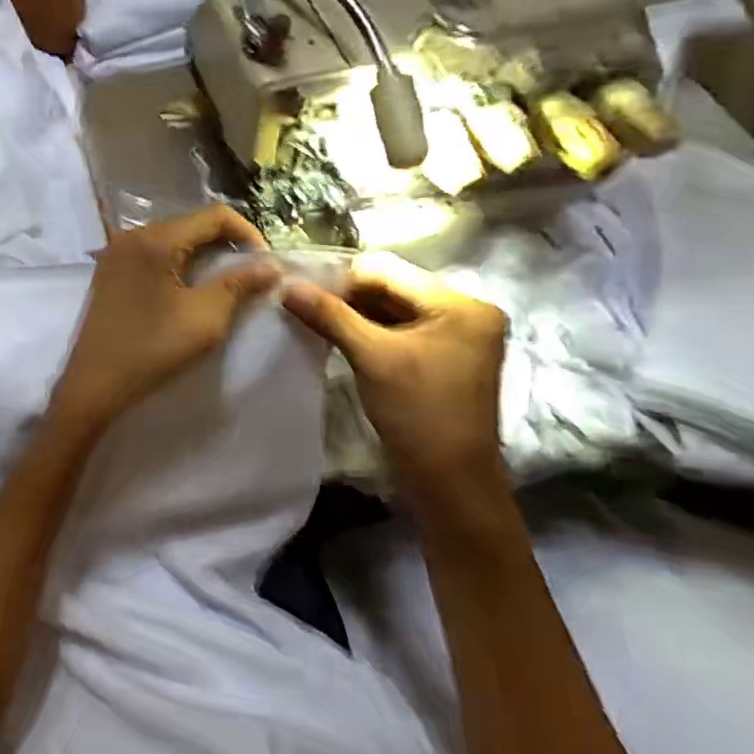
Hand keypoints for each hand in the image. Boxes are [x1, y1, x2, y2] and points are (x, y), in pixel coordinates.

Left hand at [50, 206, 280, 428]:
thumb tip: (270, 266)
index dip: (247, 233)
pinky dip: (178, 264)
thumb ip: (239, 285)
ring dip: (202, 254)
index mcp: (154, 240)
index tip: (264, 263)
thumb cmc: (151, 349)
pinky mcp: (110, 273)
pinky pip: (152, 255)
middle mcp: (131, 236)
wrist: (94, 384)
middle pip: (190, 224)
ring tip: (225, 282)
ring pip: (172, 239)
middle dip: (225, 243)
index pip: (213, 215)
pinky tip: (191, 288)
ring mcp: (116, 254)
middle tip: (249, 273)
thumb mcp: (205, 318)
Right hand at [282, 253, 507, 506]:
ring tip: (314, 319)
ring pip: (392, 309)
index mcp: (462, 305)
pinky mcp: (442, 357)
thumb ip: (330, 316)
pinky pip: (398, 330)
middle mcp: (465, 312)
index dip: (343, 278)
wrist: (450, 482)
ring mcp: (455, 336)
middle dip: (347, 296)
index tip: (303, 292)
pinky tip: (337, 336)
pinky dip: (367, 331)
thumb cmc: (418, 415)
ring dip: (354, 313)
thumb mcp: (371, 358)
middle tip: (304, 306)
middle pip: (392, 287)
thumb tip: (288, 287)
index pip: (390, 271)